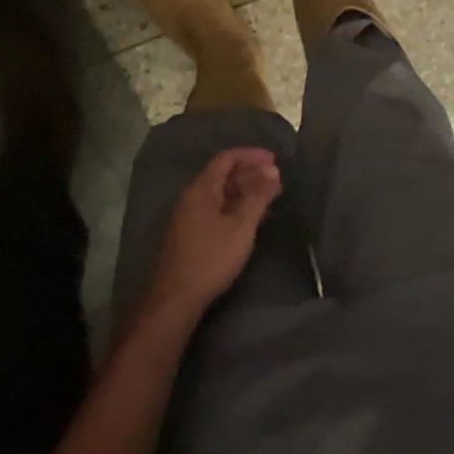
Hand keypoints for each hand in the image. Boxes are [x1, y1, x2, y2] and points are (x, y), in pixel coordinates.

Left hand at [142, 148, 282, 322]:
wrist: (176, 298)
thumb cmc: (211, 257)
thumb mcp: (241, 225)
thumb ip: (257, 195)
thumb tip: (272, 169)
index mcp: (202, 190)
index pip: (226, 158)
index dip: (251, 155)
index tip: (275, 160)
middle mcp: (192, 198)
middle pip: (223, 175)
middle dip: (251, 173)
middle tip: (277, 180)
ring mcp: (189, 217)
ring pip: (220, 194)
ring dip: (245, 192)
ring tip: (270, 198)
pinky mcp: (191, 235)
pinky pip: (217, 210)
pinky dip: (236, 208)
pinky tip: (252, 220)